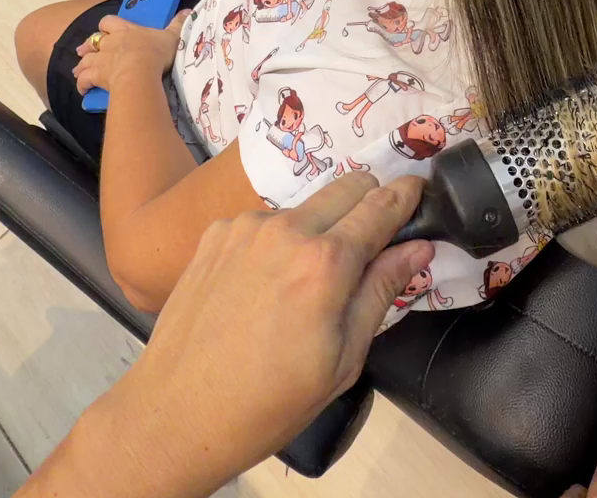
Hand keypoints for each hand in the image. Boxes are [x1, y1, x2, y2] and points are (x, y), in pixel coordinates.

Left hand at [31, 173, 431, 497]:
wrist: (176, 412)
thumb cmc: (270, 400)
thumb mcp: (343, 359)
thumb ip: (382, 291)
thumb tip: (418, 247)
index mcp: (326, 262)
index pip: (382, 205)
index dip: (408, 194)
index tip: (420, 190)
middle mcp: (288, 228)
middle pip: (349, 185)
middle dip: (369, 203)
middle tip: (370, 241)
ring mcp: (247, 225)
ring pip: (306, 204)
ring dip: (320, 226)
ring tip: (304, 279)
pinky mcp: (217, 230)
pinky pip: (266, 219)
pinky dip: (278, 239)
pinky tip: (262, 282)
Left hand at [73, 11, 189, 94]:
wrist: (141, 71)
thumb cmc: (157, 52)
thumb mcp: (172, 36)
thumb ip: (178, 24)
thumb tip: (188, 11)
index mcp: (125, 30)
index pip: (109, 22)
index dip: (106, 26)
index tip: (105, 31)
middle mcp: (109, 43)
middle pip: (92, 41)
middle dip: (88, 46)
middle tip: (85, 51)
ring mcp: (101, 59)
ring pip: (85, 60)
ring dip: (81, 65)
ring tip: (78, 71)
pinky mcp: (96, 75)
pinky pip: (84, 80)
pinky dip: (82, 84)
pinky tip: (83, 89)